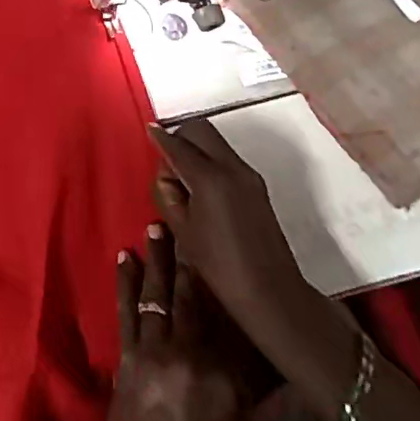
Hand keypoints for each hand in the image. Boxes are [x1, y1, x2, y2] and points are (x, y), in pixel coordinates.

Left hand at [105, 223, 258, 420]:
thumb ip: (263, 400)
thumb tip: (282, 368)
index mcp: (223, 378)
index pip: (231, 321)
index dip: (230, 284)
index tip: (229, 248)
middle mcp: (185, 355)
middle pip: (190, 299)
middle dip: (189, 259)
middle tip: (187, 220)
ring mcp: (151, 355)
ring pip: (156, 296)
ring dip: (157, 260)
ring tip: (154, 225)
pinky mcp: (126, 361)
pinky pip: (126, 312)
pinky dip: (126, 283)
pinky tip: (125, 258)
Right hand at [149, 121, 350, 405]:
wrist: (269, 290)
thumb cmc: (220, 266)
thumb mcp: (181, 229)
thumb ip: (168, 192)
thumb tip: (167, 173)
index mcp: (209, 179)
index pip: (178, 145)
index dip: (160, 138)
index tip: (149, 131)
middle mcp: (232, 168)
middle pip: (200, 129)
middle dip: (180, 136)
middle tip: (168, 164)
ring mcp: (248, 174)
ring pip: (215, 140)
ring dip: (196, 147)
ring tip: (184, 180)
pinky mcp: (257, 184)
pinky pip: (226, 157)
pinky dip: (210, 160)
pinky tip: (201, 188)